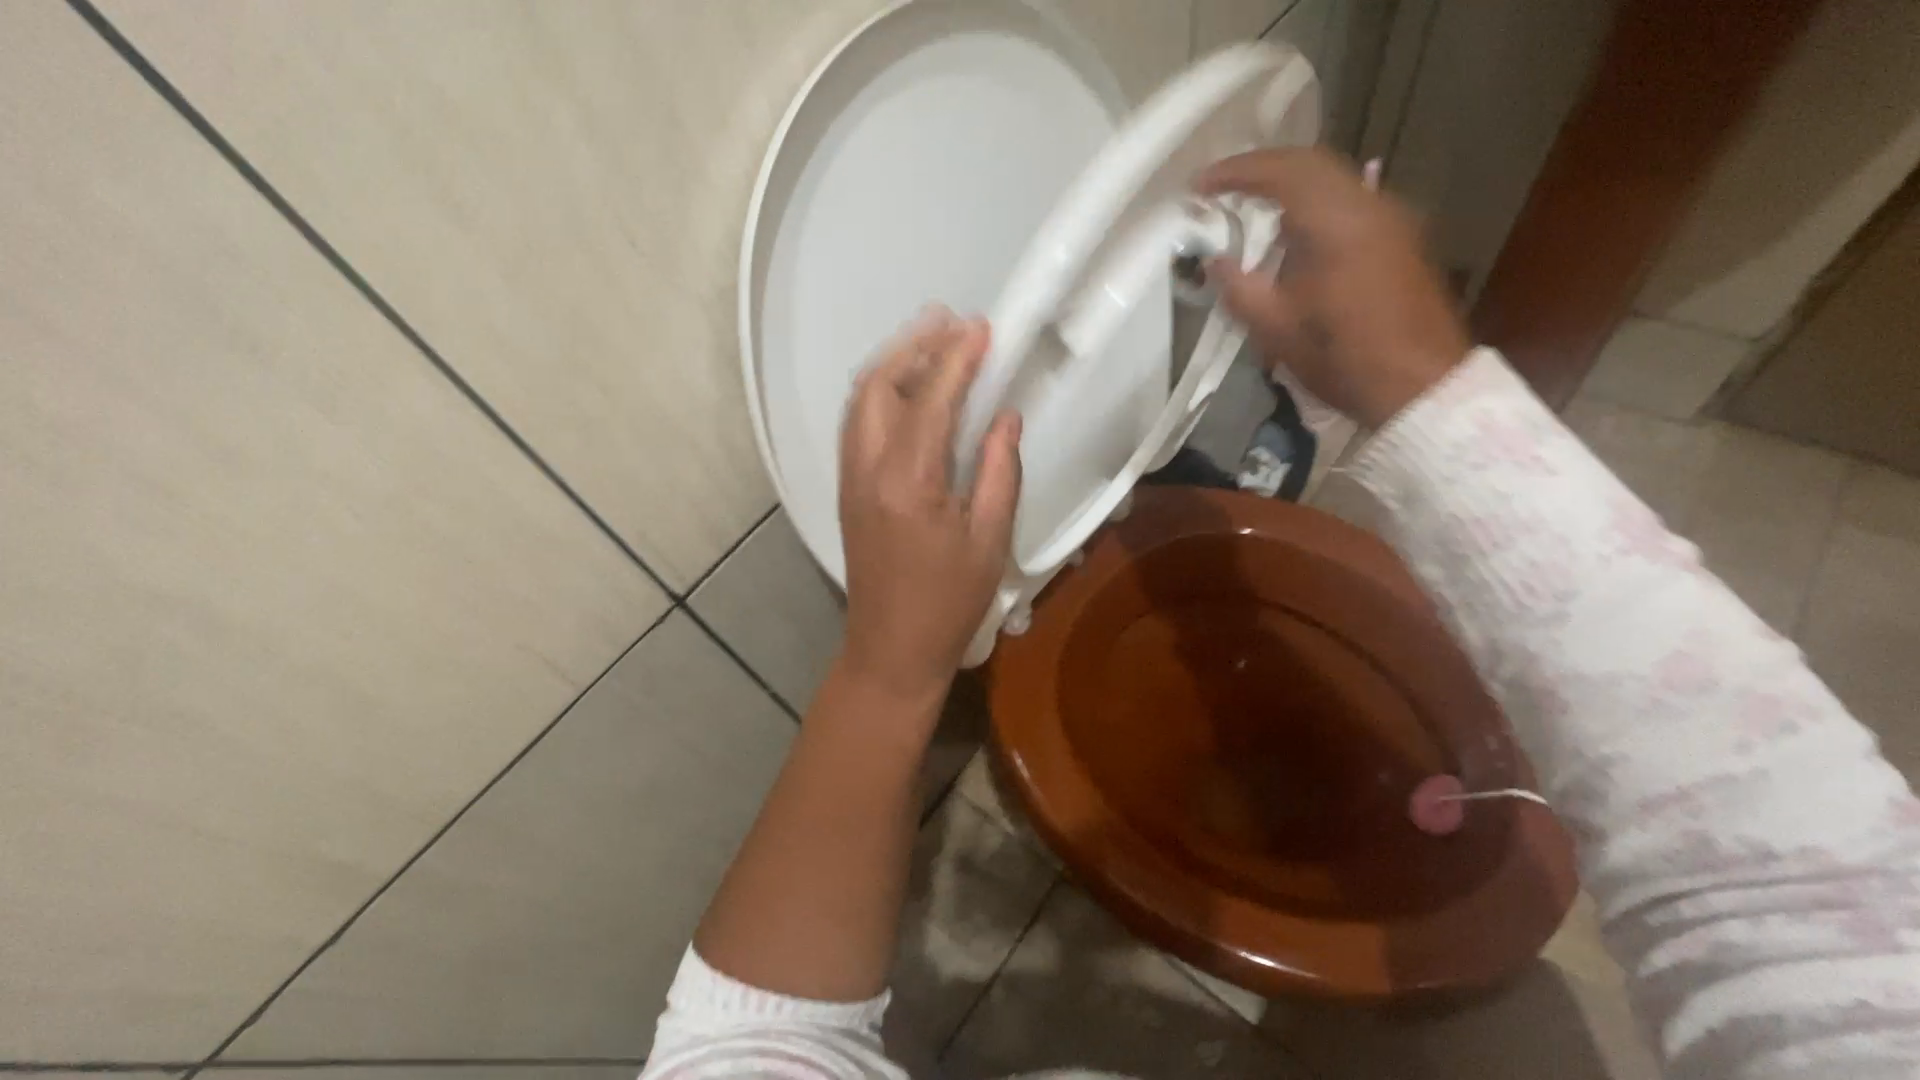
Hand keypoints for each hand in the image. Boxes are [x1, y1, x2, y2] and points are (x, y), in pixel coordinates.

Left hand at [837, 308, 1022, 702]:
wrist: (891, 650)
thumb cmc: (948, 603)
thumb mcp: (989, 540)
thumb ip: (998, 472)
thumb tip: (1004, 418)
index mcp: (908, 482)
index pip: (931, 400)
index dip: (957, 359)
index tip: (981, 328)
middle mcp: (868, 469)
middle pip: (879, 385)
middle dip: (914, 345)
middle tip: (951, 323)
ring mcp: (850, 478)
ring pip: (861, 401)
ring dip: (893, 364)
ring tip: (931, 342)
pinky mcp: (847, 490)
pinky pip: (857, 424)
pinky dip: (880, 393)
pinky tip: (909, 390)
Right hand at [1197, 148, 1470, 427]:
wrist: (1420, 386)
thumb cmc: (1342, 357)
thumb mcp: (1276, 329)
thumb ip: (1238, 288)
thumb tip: (1215, 261)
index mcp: (1336, 222)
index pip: (1281, 171)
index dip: (1235, 172)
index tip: (1198, 187)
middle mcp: (1368, 206)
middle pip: (1311, 164)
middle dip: (1261, 169)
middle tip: (1222, 187)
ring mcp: (1391, 219)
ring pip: (1334, 180)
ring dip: (1289, 185)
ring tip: (1251, 207)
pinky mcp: (1401, 239)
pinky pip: (1350, 202)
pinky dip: (1314, 205)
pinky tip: (1292, 235)